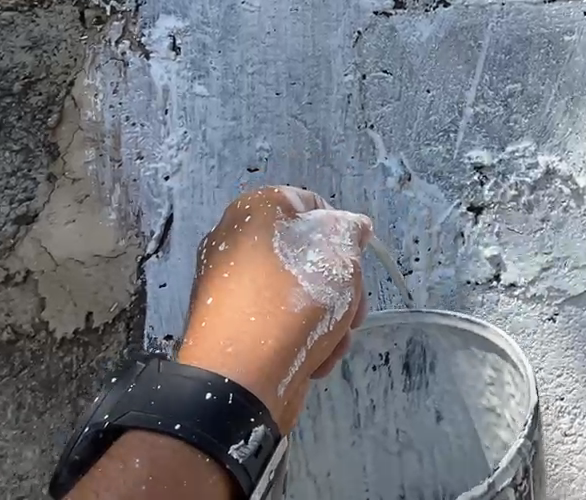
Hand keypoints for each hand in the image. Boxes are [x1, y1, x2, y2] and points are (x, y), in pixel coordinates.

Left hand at [176, 187, 371, 428]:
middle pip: (309, 253)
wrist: (239, 381)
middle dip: (341, 285)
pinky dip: (299, 336)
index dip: (343, 233)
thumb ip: (352, 231)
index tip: (356, 263)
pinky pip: (276, 320)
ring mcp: (229, 289)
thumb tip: (352, 229)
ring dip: (327, 316)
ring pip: (297, 291)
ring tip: (336, 342)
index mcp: (255, 210)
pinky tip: (316, 358)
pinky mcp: (230, 329)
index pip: (312, 205)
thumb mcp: (341, 253)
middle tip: (355, 311)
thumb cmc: (295, 301)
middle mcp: (235, 243)